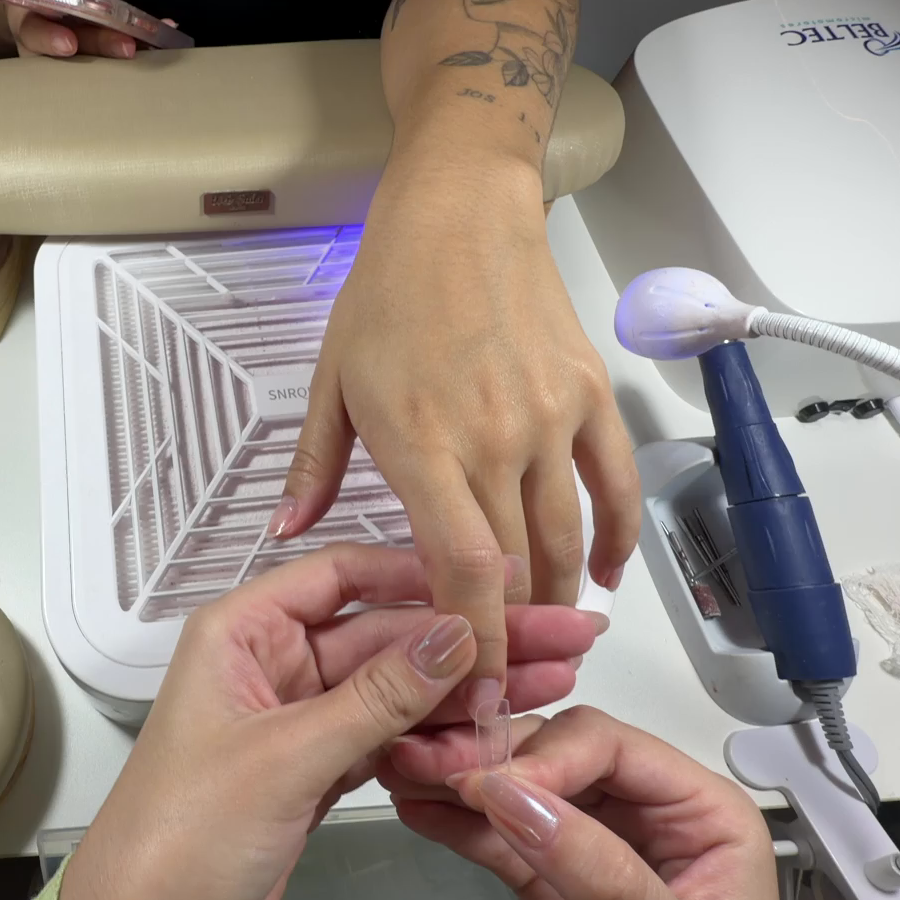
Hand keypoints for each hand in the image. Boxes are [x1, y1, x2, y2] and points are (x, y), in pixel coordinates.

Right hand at [0, 0, 139, 58]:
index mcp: (25, 23)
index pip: (32, 35)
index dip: (49, 40)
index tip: (69, 44)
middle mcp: (46, 50)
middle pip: (72, 55)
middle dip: (100, 47)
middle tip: (125, 47)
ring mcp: (71, 61)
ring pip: (95, 62)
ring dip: (122, 52)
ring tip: (141, 45)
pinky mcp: (94, 62)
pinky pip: (115, 57)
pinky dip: (139, 46)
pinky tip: (158, 40)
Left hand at [57, 545, 603, 899]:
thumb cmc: (177, 839)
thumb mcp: (285, 756)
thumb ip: (377, 696)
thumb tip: (455, 635)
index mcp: (240, 631)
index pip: (340, 575)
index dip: (419, 571)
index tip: (495, 575)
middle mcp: (269, 661)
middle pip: (379, 631)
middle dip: (465, 634)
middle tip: (555, 631)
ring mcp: (296, 715)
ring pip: (391, 685)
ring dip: (463, 686)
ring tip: (550, 678)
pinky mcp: (314, 766)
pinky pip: (386, 733)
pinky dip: (436, 735)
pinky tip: (492, 729)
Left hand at [274, 165, 640, 691]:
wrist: (458, 216)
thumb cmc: (384, 296)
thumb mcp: (330, 383)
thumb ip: (313, 467)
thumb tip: (285, 530)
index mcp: (419, 444)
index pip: (460, 566)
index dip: (471, 636)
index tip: (472, 683)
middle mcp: (493, 440)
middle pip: (516, 566)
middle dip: (509, 633)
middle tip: (498, 676)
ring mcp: (550, 419)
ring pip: (566, 536)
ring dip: (555, 596)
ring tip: (538, 634)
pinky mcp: (588, 396)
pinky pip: (615, 485)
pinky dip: (614, 538)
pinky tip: (601, 575)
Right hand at [379, 706, 797, 899]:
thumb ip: (602, 875)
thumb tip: (513, 796)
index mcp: (699, 811)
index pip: (606, 746)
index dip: (542, 755)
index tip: (485, 784)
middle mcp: (642, 811)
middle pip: (547, 751)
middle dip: (482, 757)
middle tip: (419, 760)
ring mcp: (590, 840)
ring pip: (512, 785)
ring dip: (454, 779)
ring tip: (400, 772)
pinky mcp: (549, 874)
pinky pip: (493, 832)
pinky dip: (452, 820)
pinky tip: (415, 809)